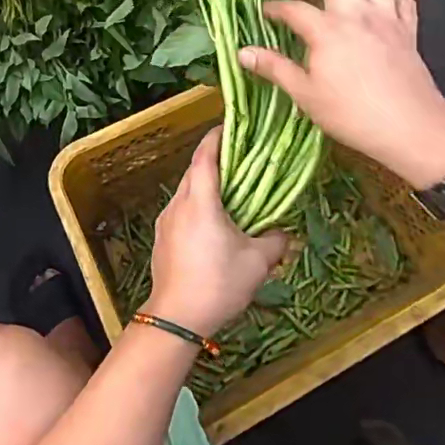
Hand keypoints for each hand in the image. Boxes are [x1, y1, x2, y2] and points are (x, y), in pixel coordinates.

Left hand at [145, 127, 289, 336]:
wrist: (176, 317)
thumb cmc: (218, 283)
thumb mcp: (258, 263)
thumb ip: (275, 241)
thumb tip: (282, 232)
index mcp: (200, 201)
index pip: (205, 156)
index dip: (217, 137)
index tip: (231, 127)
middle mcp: (179, 203)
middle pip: (194, 170)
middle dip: (215, 160)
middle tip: (240, 160)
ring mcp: (166, 220)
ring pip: (187, 191)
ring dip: (206, 185)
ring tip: (231, 193)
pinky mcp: (162, 237)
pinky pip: (182, 210)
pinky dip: (198, 205)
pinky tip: (214, 223)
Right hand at [240, 0, 444, 189]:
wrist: (411, 128)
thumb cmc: (351, 114)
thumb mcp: (305, 94)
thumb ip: (274, 68)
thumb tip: (242, 52)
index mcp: (327, 30)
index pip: (294, 9)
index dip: (275, 8)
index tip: (266, 13)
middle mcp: (357, 14)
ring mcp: (387, 18)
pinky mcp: (409, 30)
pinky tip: (376, 3)